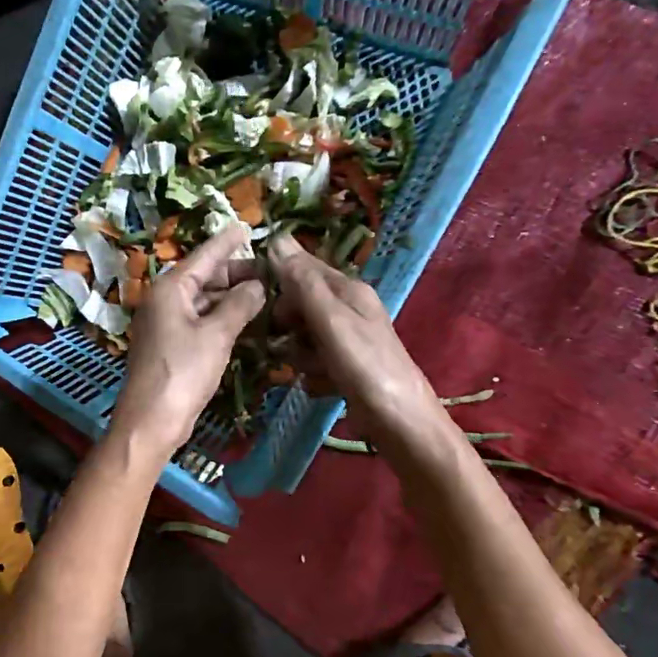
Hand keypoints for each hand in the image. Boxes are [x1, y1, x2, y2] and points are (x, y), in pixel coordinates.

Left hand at [112, 225, 265, 451]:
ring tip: (265, 293)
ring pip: (205, 299)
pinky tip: (246, 318)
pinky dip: (224, 315)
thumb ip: (240, 305)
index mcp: (172, 289)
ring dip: (232, 296)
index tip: (247, 227)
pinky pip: (202, 319)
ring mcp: (169, 323)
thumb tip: (259, 285)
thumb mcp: (217, 334)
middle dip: (236, 272)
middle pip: (205, 276)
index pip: (205, 255)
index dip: (228, 242)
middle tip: (269, 271)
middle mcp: (166, 300)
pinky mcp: (174, 344)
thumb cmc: (183, 371)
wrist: (152, 420)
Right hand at [266, 234, 441, 439]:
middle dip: (290, 326)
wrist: (398, 420)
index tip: (259, 301)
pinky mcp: (345, 368)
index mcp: (349, 289)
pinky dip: (314, 377)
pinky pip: (314, 364)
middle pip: (301, 306)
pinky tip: (323, 387)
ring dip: (300, 356)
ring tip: (313, 370)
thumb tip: (277, 236)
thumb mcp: (330, 319)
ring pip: (304, 338)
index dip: (279, 281)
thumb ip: (303, 282)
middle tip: (290, 342)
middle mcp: (349, 310)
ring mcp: (348, 340)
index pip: (303, 268)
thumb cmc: (364, 364)